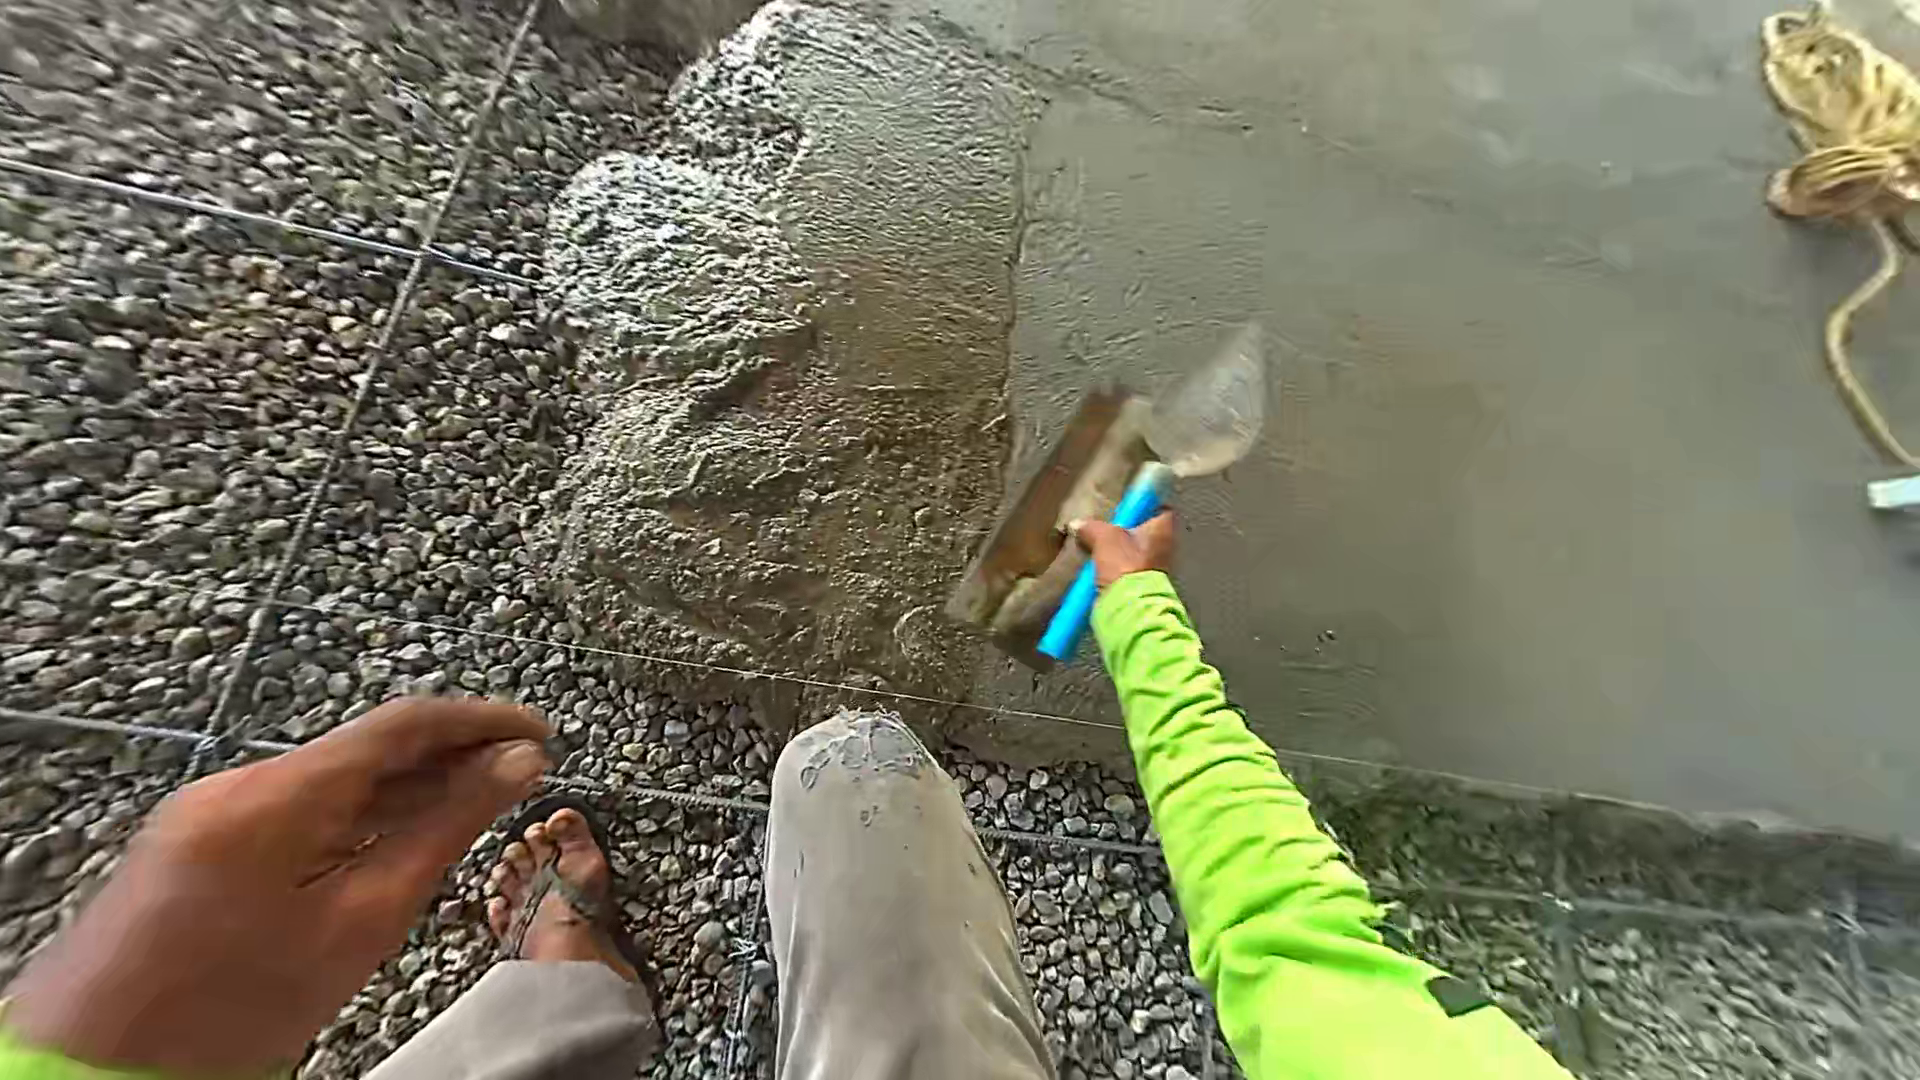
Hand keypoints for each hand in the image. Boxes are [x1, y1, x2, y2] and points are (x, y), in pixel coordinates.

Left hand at [5, 698, 551, 1076]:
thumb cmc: (239, 1008)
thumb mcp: (368, 913)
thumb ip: (453, 823)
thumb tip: (526, 759)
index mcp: (275, 796)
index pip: (406, 723)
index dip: (486, 718)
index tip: (545, 732)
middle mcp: (243, 784)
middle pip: (379, 744)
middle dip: (461, 750)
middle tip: (527, 769)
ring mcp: (219, 810)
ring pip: (352, 772)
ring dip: (425, 779)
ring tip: (489, 795)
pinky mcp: (210, 837)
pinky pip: (320, 801)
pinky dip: (382, 805)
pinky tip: (425, 821)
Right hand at [1071, 511, 1176, 586]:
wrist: (1128, 605)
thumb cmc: (1123, 563)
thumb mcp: (1103, 537)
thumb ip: (1092, 527)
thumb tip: (1077, 524)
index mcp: (1163, 529)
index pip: (1160, 509)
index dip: (1143, 506)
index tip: (1126, 508)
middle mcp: (1166, 546)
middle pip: (1146, 531)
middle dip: (1127, 530)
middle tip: (1106, 527)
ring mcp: (1157, 567)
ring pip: (1136, 551)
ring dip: (1120, 550)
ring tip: (1098, 548)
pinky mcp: (1144, 584)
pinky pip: (1129, 569)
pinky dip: (1117, 567)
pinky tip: (1100, 567)